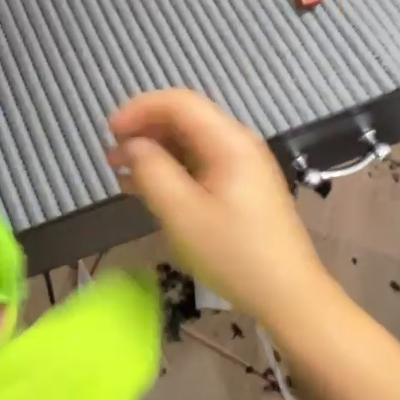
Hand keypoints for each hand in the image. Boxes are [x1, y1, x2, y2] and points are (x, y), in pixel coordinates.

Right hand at [108, 89, 333, 331]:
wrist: (290, 297)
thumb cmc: (234, 254)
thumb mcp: (182, 214)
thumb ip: (151, 171)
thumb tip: (131, 145)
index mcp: (229, 141)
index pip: (178, 102)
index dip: (139, 109)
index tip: (109, 131)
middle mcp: (237, 143)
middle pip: (184, 118)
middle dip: (143, 130)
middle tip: (111, 156)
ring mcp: (241, 165)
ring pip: (189, 141)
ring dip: (153, 151)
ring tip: (121, 174)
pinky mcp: (240, 186)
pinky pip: (198, 163)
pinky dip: (170, 169)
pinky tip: (145, 188)